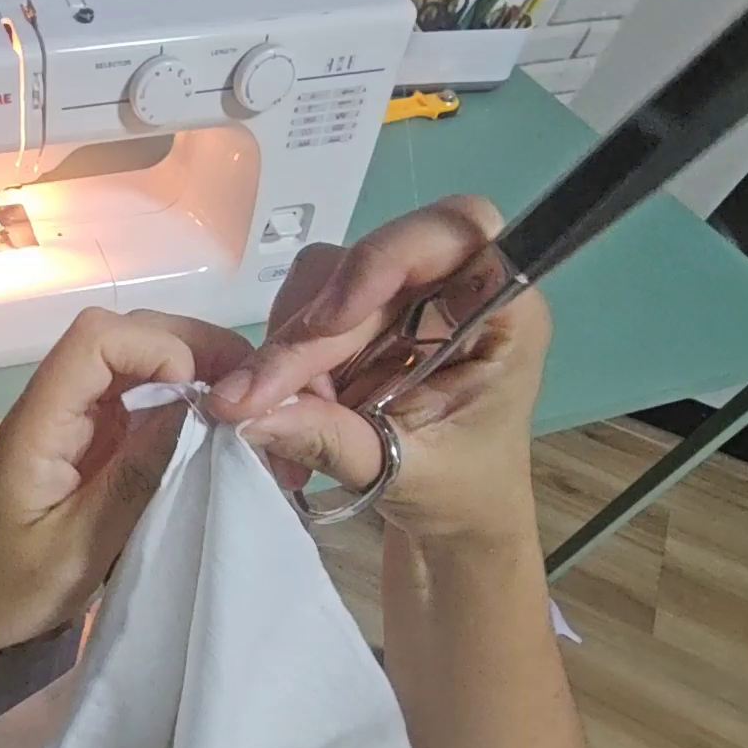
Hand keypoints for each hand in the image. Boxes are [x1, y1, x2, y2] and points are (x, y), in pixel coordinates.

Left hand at [0, 308, 252, 668]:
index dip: (155, 347)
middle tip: (247, 384)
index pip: (93, 341)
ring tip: (240, 401)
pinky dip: (176, 402)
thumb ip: (135, 477)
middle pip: (116, 337)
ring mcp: (70, 420)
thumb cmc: (12, 587)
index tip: (202, 394)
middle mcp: (53, 406)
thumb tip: (196, 409)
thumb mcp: (82, 544)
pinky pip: (133, 400)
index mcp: (39, 423)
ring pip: (130, 363)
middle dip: (185, 346)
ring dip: (187, 369)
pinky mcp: (86, 440)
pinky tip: (209, 426)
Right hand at [207, 196, 551, 539]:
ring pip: (318, 286)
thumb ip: (331, 440)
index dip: (384, 259)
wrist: (452, 515)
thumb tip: (248, 418)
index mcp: (499, 313)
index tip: (330, 322)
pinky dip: (277, 363)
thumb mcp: (402, 473)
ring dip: (287, 351)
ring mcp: (394, 304)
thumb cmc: (459, 493)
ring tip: (278, 420)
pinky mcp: (354, 324)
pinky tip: (280, 412)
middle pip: (360, 269)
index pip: (455, 232)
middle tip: (253, 401)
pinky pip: (299, 318)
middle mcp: (446, 291)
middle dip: (304, 338)